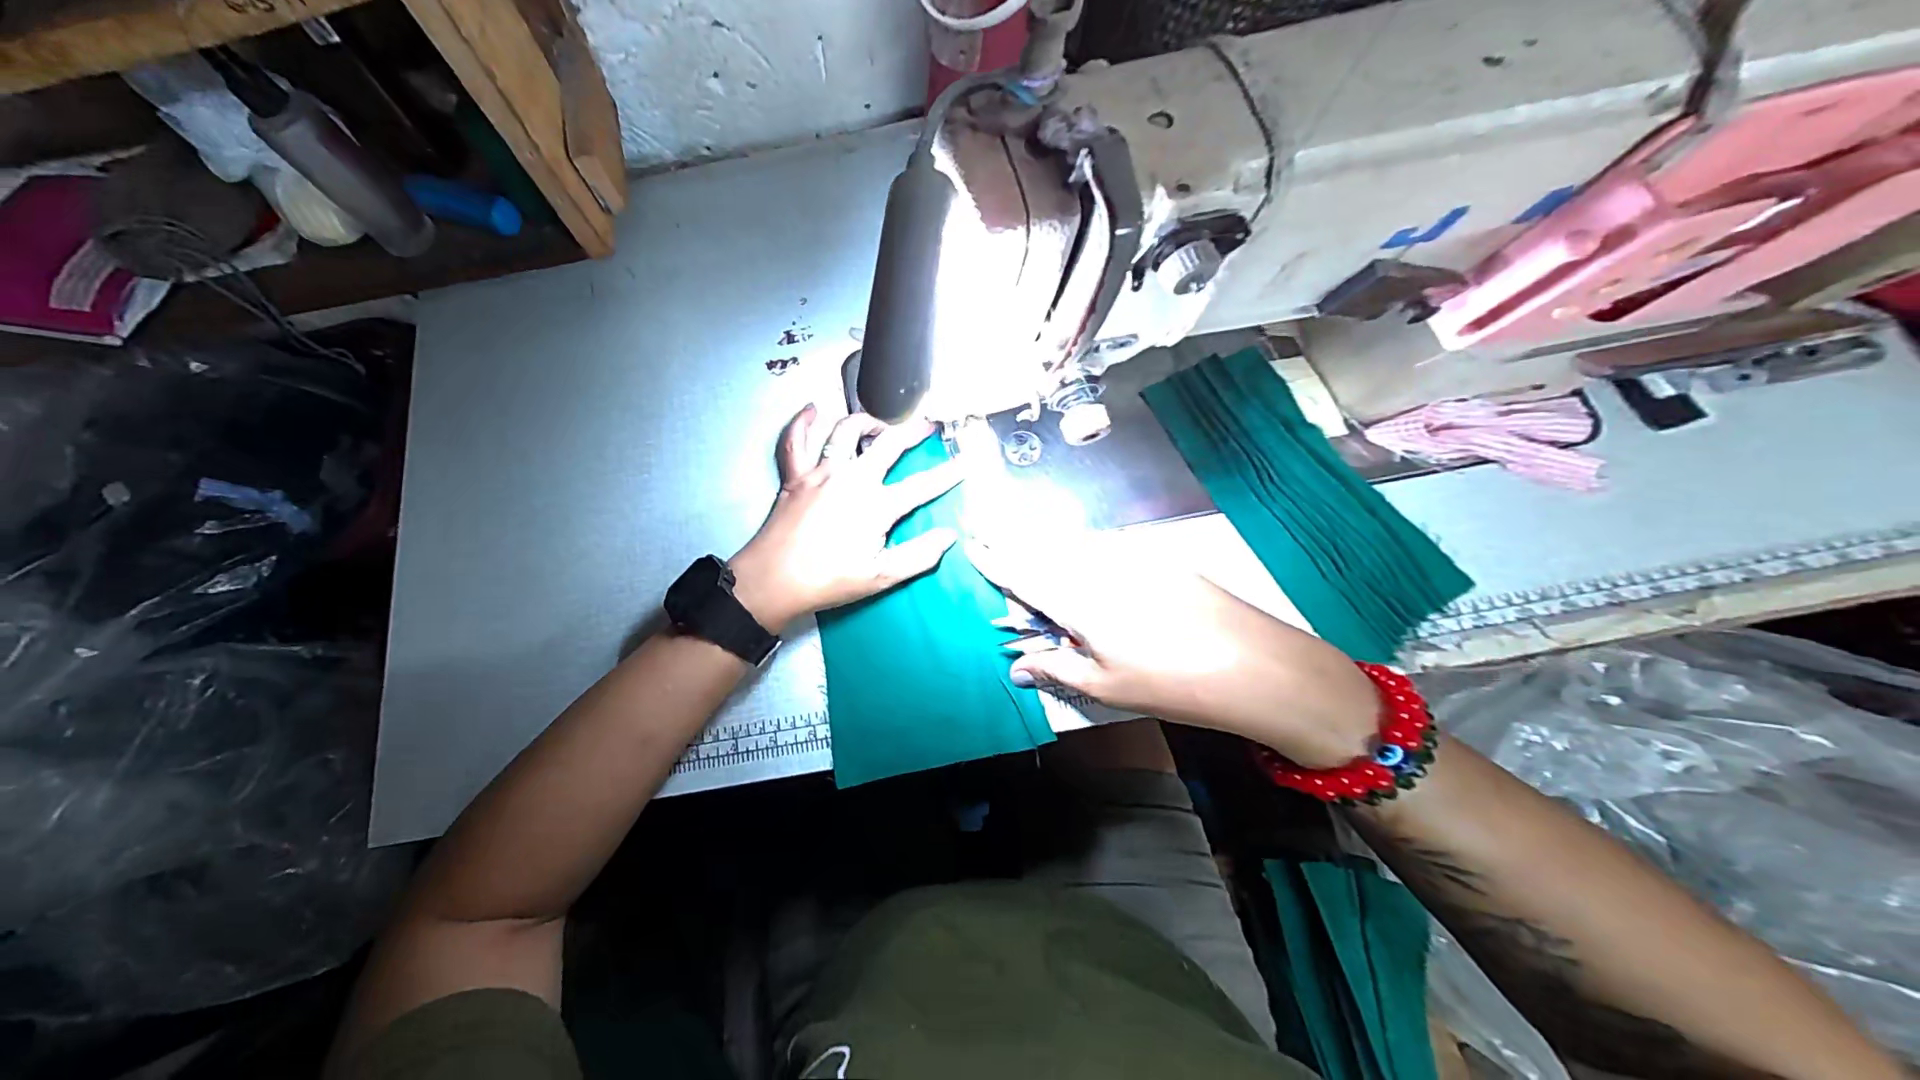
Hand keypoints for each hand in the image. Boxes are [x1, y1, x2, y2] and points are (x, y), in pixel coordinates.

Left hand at [729, 406, 962, 628]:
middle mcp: (851, 479)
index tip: (965, 464)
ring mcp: (820, 473)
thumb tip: (949, 537)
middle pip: (887, 444)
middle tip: (927, 425)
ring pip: (844, 432)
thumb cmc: (828, 581)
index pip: (921, 486)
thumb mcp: (880, 577)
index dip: (947, 474)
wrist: (772, 581)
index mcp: (876, 505)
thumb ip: (918, 556)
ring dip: (865, 422)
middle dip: (912, 431)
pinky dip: (803, 422)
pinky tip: (812, 410)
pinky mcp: (795, 476)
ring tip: (879, 423)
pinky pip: (796, 441)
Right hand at [967, 537, 1381, 767]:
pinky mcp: (1161, 559)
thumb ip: (1057, 668)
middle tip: (986, 522)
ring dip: (1047, 537)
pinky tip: (1081, 547)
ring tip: (1023, 531)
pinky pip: (1107, 544)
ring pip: (1076, 541)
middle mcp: (1100, 568)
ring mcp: (1133, 558)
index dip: (996, 560)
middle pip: (1046, 547)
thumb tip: (1019, 666)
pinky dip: (1083, 543)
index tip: (973, 544)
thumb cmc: (1171, 684)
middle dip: (1013, 536)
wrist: (1255, 664)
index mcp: (1078, 601)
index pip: (1024, 574)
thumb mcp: (1105, 686)